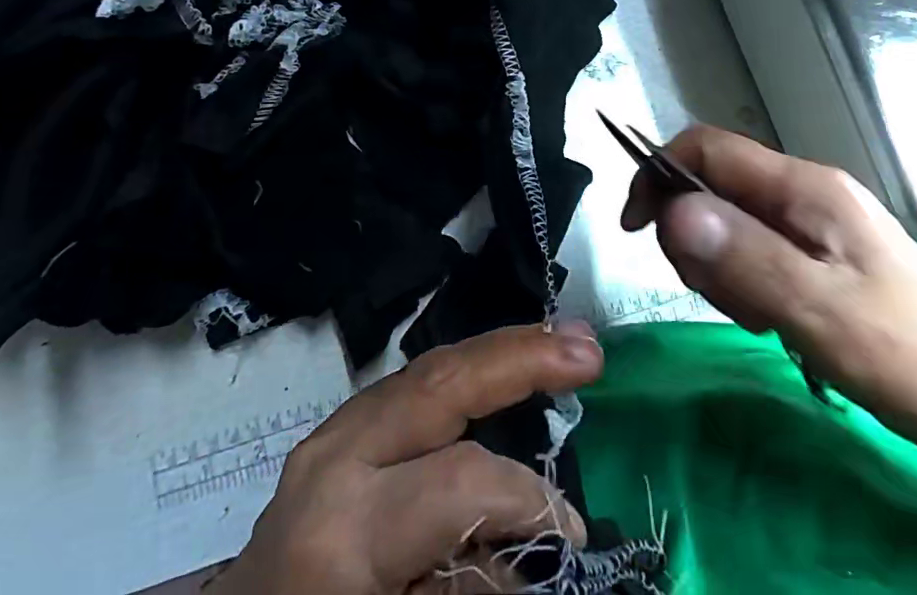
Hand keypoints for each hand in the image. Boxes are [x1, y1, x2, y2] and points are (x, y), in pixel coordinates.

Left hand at [210, 323, 603, 594]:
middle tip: (587, 350)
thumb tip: (533, 542)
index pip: (460, 480)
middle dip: (517, 358)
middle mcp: (334, 459)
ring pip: (421, 373)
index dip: (527, 500)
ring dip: (492, 355)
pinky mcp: (332, 433)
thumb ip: (471, 583)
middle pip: (436, 383)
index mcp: (347, 527)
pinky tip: (498, 369)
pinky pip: (406, 393)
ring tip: (553, 345)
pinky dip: (459, 379)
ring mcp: (328, 435)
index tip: (573, 531)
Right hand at [620, 125, 916, 454]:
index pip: (706, 147)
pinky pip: (744, 251)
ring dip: (712, 266)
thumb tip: (672, 210)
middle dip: (688, 236)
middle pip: (706, 186)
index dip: (660, 174)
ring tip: (752, 313)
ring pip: (719, 222)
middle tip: (713, 291)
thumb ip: (745, 256)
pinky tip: (763, 316)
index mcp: (805, 188)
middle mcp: (802, 193)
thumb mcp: (819, 310)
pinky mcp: (811, 256)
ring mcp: (808, 225)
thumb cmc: (908, 356)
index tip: (637, 228)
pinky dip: (735, 282)